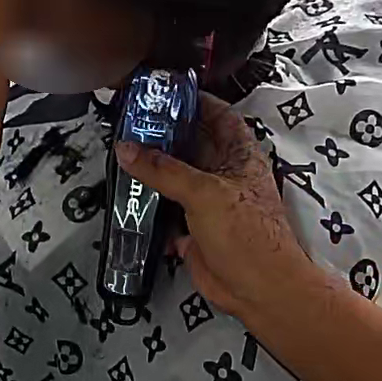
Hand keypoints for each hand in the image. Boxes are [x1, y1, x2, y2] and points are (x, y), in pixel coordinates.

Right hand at [115, 94, 337, 320]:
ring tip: (124, 154)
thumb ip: (164, 170)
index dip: (196, 101)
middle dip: (165, 135)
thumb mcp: (204, 192)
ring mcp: (209, 202)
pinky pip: (168, 210)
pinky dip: (151, 206)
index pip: (219, 115)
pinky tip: (130, 198)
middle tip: (132, 122)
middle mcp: (224, 175)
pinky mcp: (194, 228)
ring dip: (155, 171)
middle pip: (192, 145)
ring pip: (177, 178)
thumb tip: (129, 149)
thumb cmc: (248, 235)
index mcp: (239, 155)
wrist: (257, 288)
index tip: (165, 92)